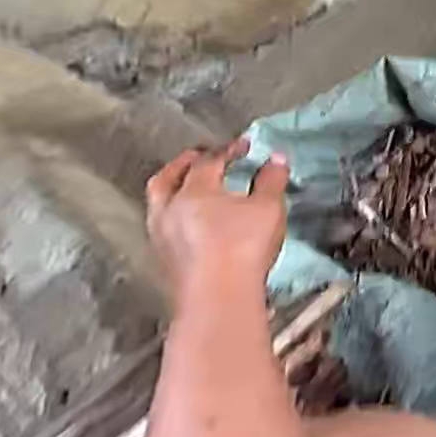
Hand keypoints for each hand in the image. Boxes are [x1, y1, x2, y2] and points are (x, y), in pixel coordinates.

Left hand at [146, 140, 289, 303]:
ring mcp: (161, 234)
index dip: (227, 150)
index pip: (208, 163)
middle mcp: (169, 209)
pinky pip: (164, 221)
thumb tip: (276, 157)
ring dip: (175, 187)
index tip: (245, 143)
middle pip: (166, 179)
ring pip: (160, 202)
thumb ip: (271, 180)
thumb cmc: (245, 242)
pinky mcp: (163, 254)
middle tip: (199, 155)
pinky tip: (194, 215)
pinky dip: (177, 208)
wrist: (217, 293)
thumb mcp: (268, 206)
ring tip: (194, 184)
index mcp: (194, 192)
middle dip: (183, 164)